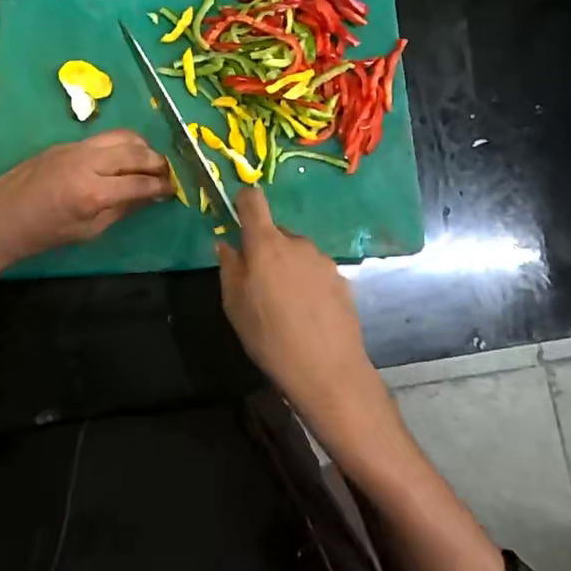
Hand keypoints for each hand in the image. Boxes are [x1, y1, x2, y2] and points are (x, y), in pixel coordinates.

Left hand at [0, 129, 172, 270]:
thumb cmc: (44, 235)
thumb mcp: (88, 231)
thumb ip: (122, 209)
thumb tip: (150, 195)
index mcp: (92, 193)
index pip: (140, 183)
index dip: (162, 186)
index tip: (174, 189)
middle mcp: (87, 163)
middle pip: (135, 152)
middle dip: (157, 162)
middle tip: (168, 173)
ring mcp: (75, 148)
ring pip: (121, 136)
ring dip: (141, 147)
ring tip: (149, 162)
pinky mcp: (66, 143)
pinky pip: (103, 138)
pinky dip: (121, 145)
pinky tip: (123, 159)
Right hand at [216, 187, 377, 421]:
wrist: (327, 369)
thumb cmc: (269, 337)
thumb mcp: (234, 305)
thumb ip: (229, 268)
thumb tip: (228, 245)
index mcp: (267, 244)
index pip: (254, 201)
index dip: (243, 202)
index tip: (237, 216)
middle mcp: (297, 243)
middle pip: (276, 233)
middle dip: (265, 250)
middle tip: (259, 285)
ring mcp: (323, 260)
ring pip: (297, 254)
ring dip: (288, 268)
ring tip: (285, 306)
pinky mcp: (342, 279)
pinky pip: (315, 272)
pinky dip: (307, 284)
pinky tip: (307, 314)